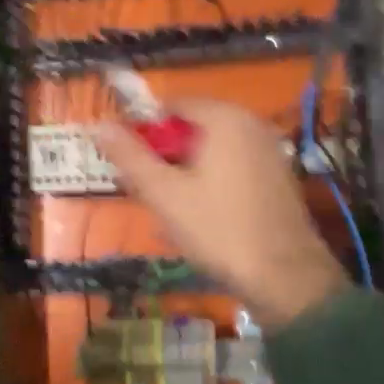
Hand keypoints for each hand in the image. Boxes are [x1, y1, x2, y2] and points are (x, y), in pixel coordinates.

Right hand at [96, 100, 345, 327]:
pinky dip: (213, 184)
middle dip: (166, 157)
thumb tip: (98, 124)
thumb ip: (130, 157)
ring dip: (186, 174)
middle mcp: (252, 124)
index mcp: (225, 118)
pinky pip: (234, 168)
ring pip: (212, 152)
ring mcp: (270, 151)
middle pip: (193, 128)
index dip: (145, 132)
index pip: (171, 105)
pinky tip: (204, 219)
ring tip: (173, 213)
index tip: (131, 166)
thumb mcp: (164, 194)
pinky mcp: (279, 178)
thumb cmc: (218, 230)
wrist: (285, 277)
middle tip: (148, 194)